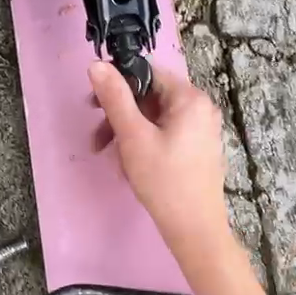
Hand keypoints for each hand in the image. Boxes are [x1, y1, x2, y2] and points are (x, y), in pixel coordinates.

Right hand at [87, 62, 230, 251]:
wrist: (194, 230)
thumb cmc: (164, 181)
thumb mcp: (133, 136)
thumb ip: (114, 97)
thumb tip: (97, 64)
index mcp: (190, 98)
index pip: (149, 73)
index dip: (118, 84)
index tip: (94, 104)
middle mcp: (200, 108)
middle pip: (150, 97)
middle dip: (120, 116)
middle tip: (98, 138)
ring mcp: (201, 130)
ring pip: (154, 118)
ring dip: (127, 133)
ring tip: (112, 158)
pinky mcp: (197, 149)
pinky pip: (164, 134)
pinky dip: (144, 143)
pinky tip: (130, 166)